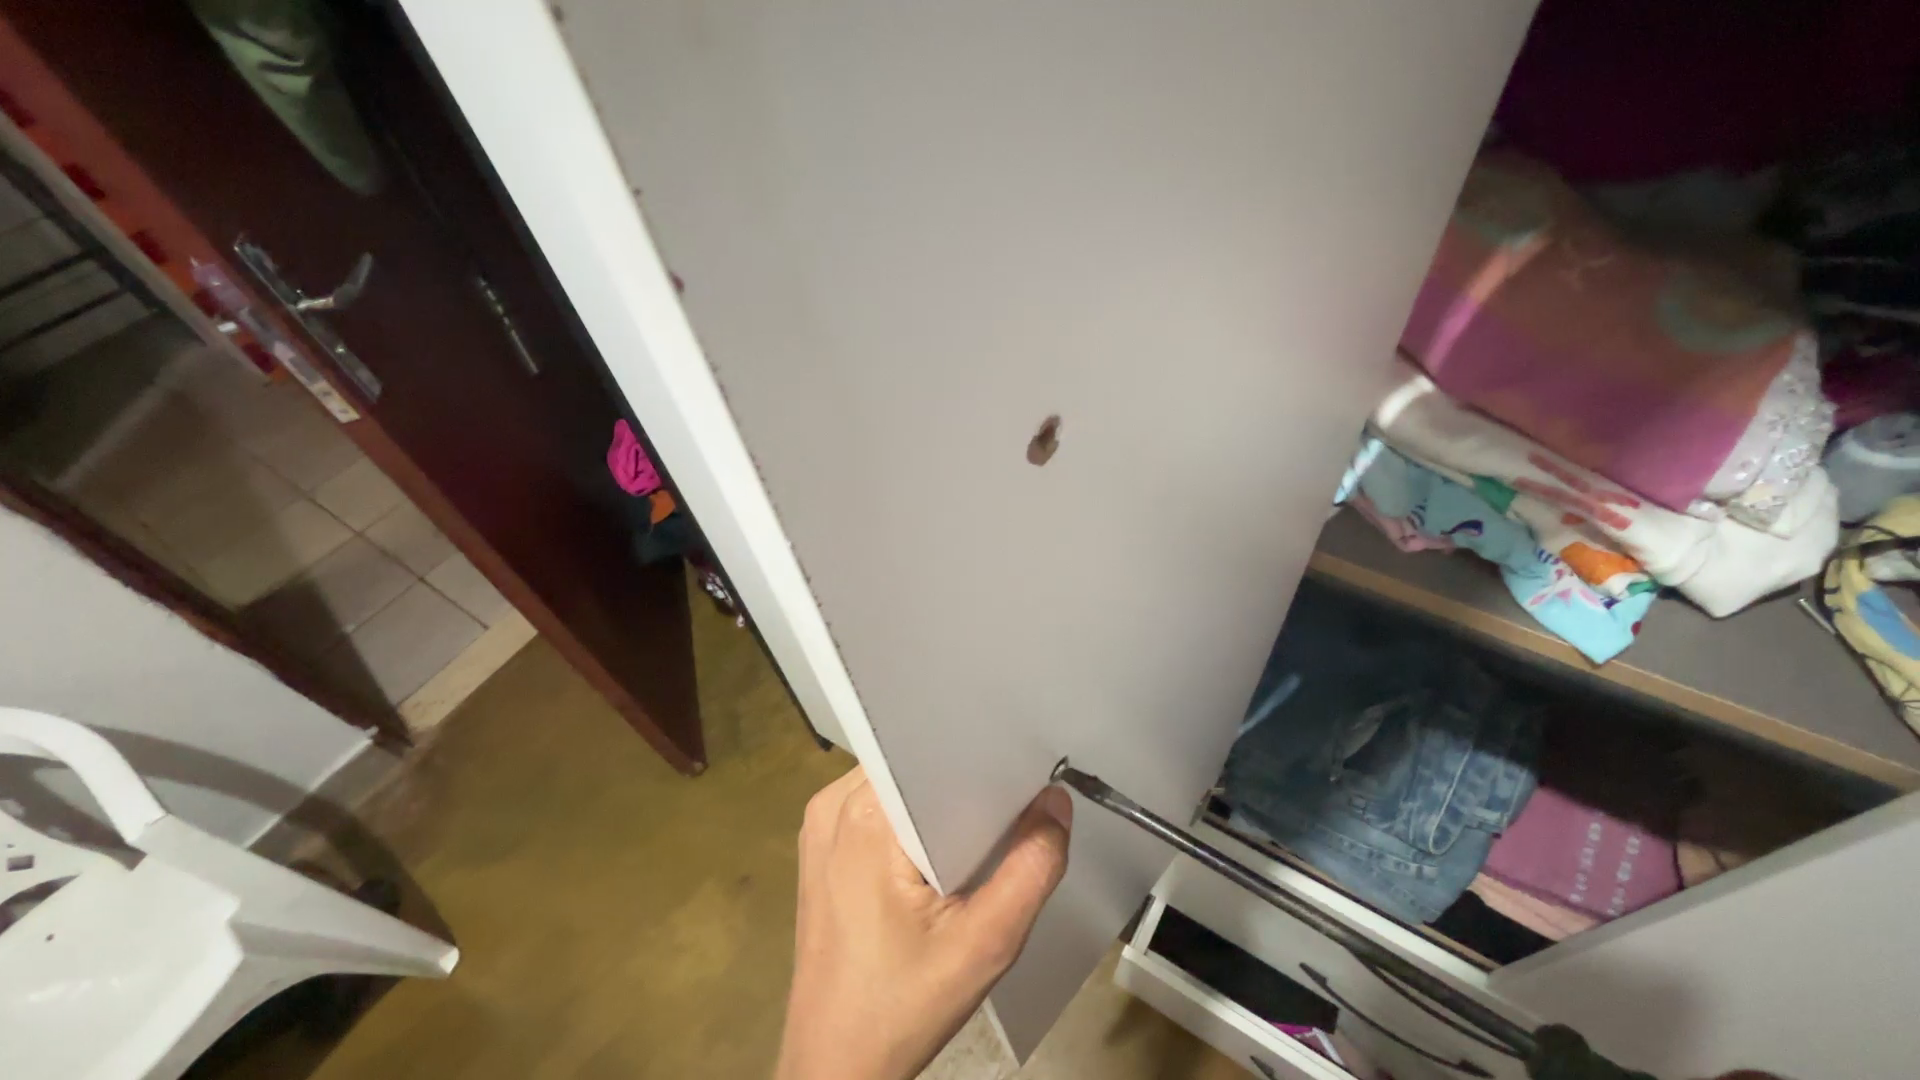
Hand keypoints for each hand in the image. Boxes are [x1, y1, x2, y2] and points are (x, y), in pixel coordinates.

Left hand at [774, 766, 1072, 1079]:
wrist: (838, 1065)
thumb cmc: (903, 1004)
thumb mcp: (985, 943)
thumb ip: (1030, 869)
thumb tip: (1055, 802)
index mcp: (863, 816)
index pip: (928, 750)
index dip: (979, 751)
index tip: (1023, 761)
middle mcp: (832, 807)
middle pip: (915, 764)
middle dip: (966, 778)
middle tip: (1019, 795)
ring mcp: (821, 827)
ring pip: (900, 786)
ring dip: (943, 801)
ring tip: (989, 822)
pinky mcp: (822, 851)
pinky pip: (881, 811)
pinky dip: (918, 821)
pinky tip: (949, 849)